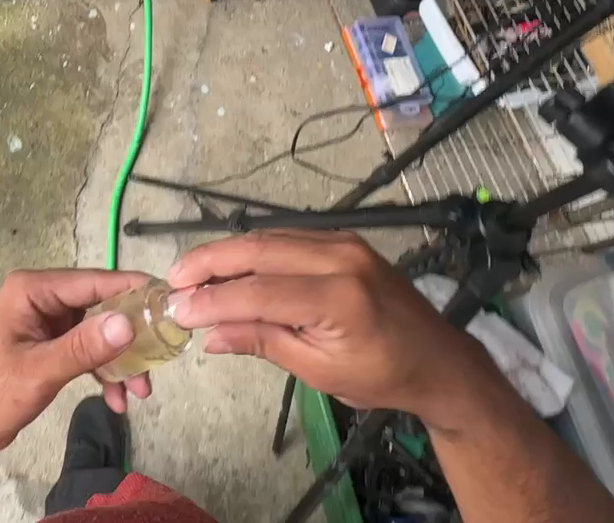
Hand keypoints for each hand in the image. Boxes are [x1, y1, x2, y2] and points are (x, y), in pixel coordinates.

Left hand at [0, 269, 157, 452]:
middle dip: (128, 333)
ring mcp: (44, 320)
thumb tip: (128, 323)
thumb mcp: (40, 371)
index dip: (130, 288)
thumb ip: (84, 347)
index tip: (167, 298)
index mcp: (32, 289)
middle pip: (98, 304)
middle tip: (159, 356)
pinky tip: (117, 399)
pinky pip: (85, 348)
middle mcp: (40, 296)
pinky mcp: (47, 343)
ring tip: (140, 392)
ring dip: (119, 359)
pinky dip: (102, 370)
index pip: (91, 280)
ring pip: (96, 329)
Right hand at [165, 231, 494, 429]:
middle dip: (210, 262)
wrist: (440, 360)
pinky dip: (251, 250)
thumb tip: (208, 335)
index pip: (260, 292)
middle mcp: (340, 258)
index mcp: (340, 298)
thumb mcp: (319, 371)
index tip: (179, 310)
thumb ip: (263, 342)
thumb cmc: (383, 376)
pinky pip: (285, 238)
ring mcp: (342, 242)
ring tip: (191, 272)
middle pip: (258, 249)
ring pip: (267, 237)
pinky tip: (228, 264)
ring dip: (225, 253)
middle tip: (174, 279)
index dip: (214, 299)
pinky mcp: (341, 238)